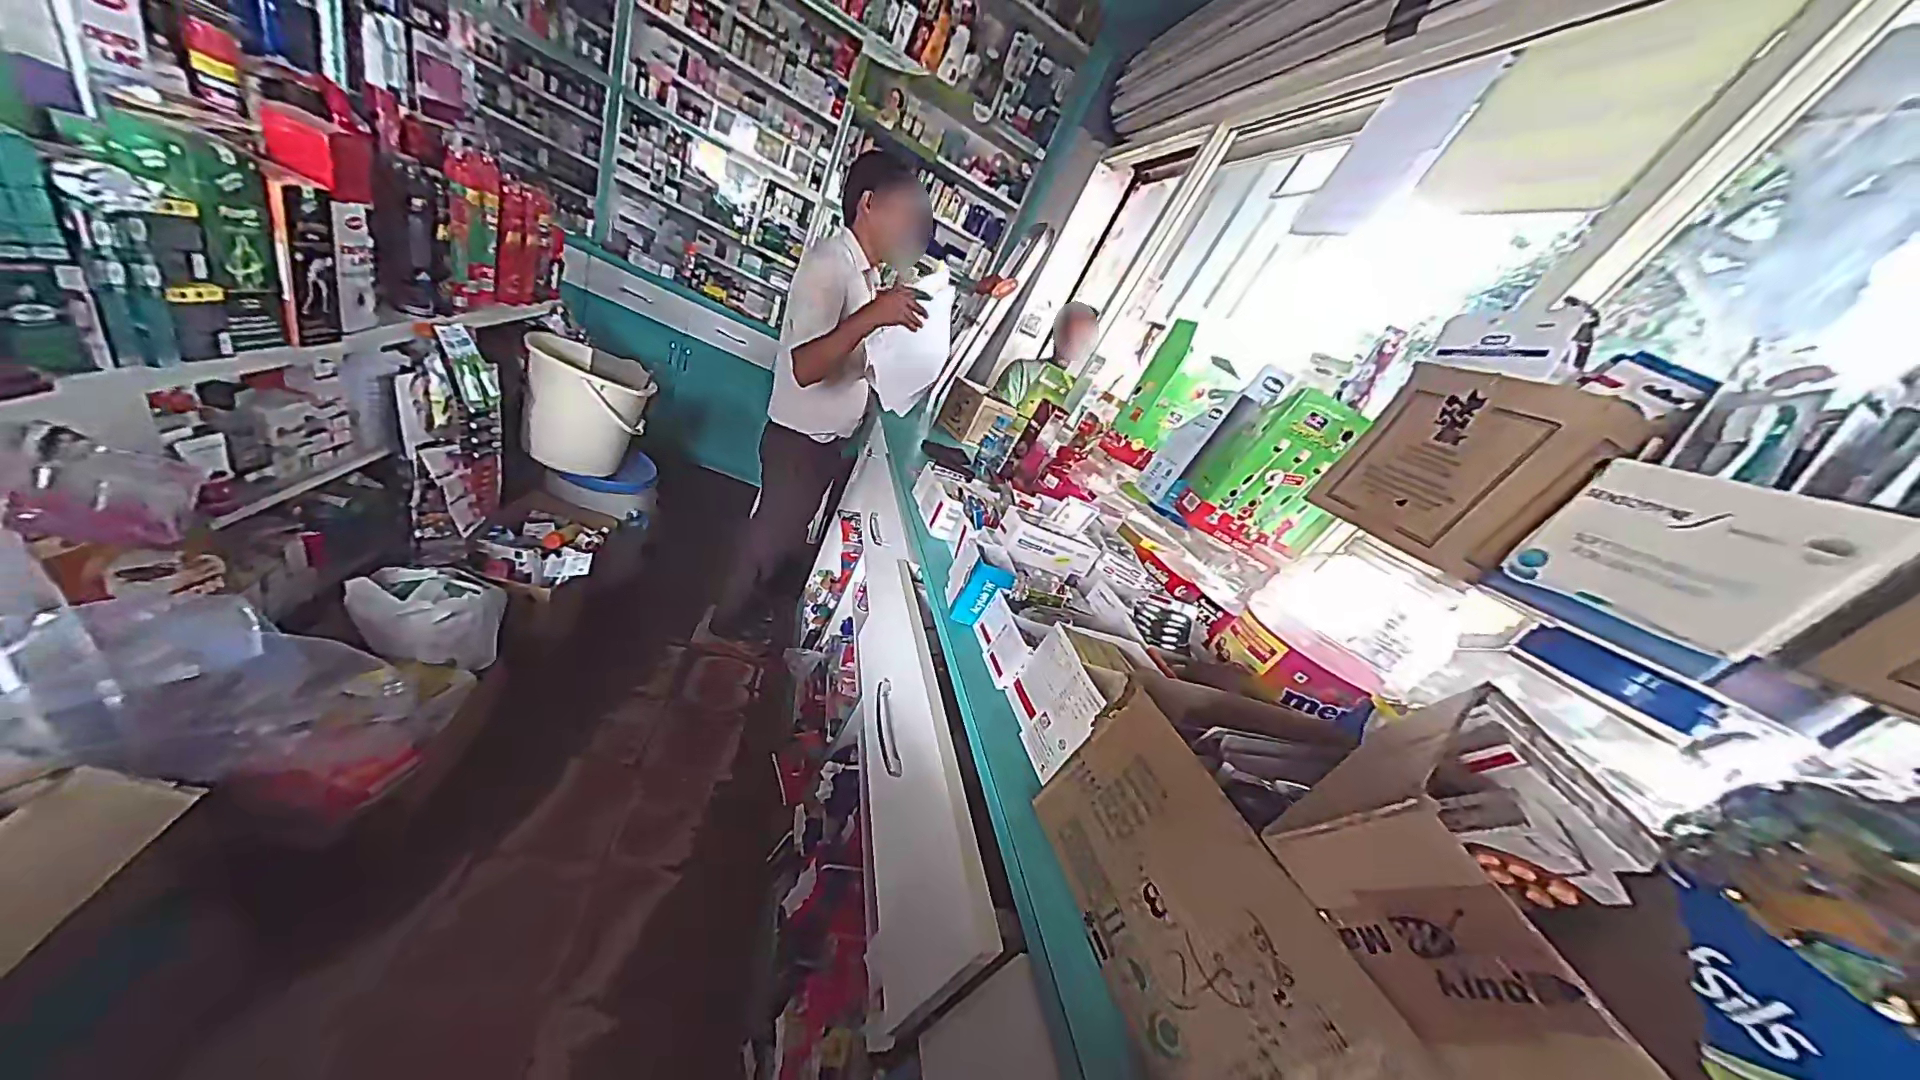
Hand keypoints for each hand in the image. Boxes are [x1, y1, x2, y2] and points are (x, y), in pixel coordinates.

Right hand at [861, 285, 926, 332]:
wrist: (872, 313)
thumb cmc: (875, 304)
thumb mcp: (883, 293)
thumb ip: (890, 292)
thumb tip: (891, 291)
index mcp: (899, 291)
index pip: (912, 292)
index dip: (919, 296)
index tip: (923, 298)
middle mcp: (903, 299)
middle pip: (916, 305)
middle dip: (922, 311)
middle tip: (926, 315)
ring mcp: (903, 308)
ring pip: (913, 316)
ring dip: (918, 321)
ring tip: (921, 325)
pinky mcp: (901, 318)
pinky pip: (909, 323)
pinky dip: (913, 327)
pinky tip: (915, 329)